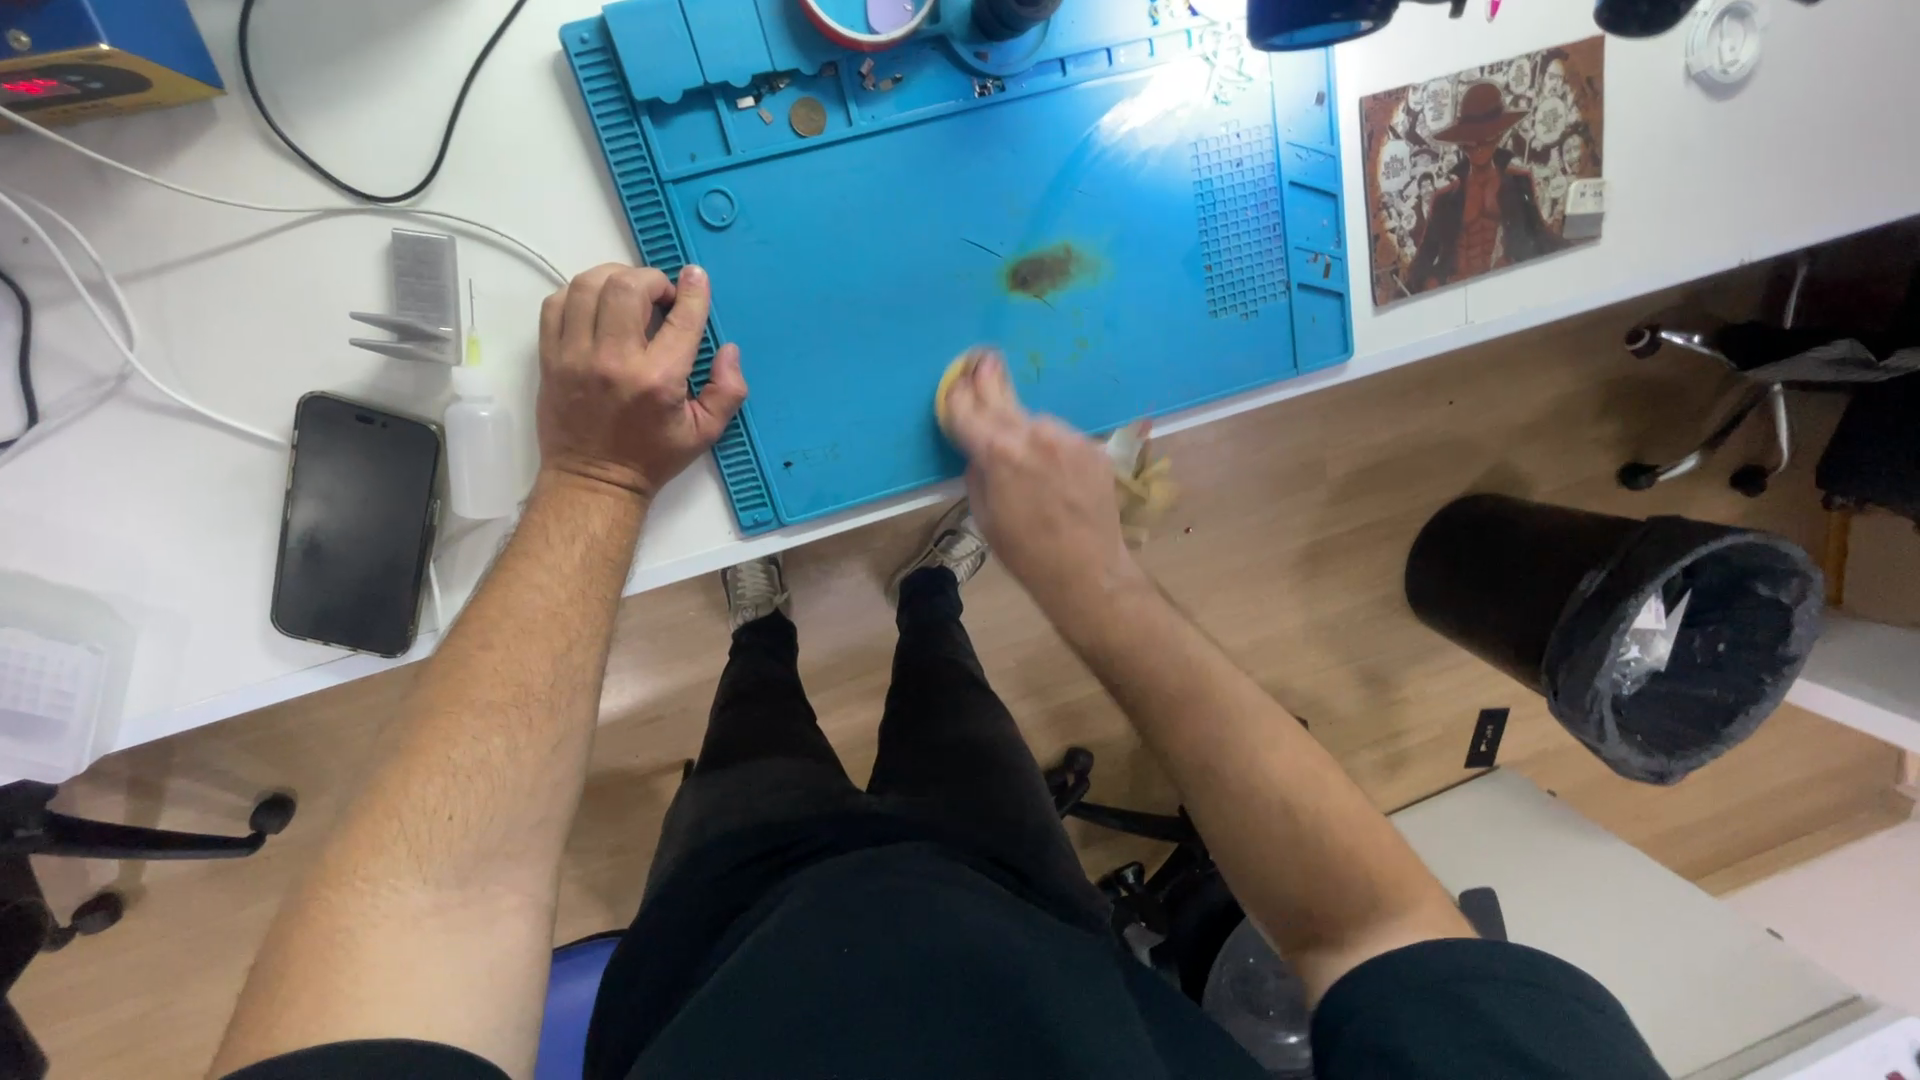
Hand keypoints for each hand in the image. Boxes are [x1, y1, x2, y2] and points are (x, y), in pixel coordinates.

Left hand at [535, 263, 746, 500]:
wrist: (594, 480)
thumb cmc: (653, 458)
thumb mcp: (706, 433)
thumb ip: (728, 391)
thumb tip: (728, 350)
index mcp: (658, 380)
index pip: (680, 319)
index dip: (692, 291)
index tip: (695, 277)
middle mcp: (614, 361)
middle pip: (627, 287)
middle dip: (651, 279)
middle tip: (661, 296)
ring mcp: (575, 356)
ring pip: (587, 286)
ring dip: (614, 278)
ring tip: (628, 293)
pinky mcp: (550, 357)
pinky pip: (556, 303)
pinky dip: (578, 294)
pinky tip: (596, 307)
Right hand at [941, 348, 1144, 611]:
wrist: (1087, 570)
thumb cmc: (1025, 553)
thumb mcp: (984, 514)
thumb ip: (979, 471)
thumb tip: (980, 451)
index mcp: (998, 453)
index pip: (968, 411)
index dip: (957, 396)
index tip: (955, 382)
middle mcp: (1034, 434)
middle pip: (1002, 399)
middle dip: (988, 379)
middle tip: (983, 358)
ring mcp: (1068, 438)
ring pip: (1036, 422)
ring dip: (1025, 428)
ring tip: (1026, 455)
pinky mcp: (1092, 447)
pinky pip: (1062, 439)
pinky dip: (1053, 447)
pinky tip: (1055, 472)